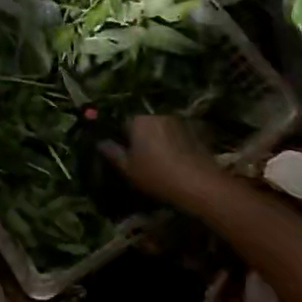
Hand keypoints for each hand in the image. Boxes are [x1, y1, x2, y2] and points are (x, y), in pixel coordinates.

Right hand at [99, 115, 226, 202]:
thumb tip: (100, 142)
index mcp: (138, 121)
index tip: (126, 155)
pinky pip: (178, 137)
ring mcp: (179, 123)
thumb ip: (112, 153)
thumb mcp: (128, 168)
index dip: (123, 139)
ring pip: (162, 130)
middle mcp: (158, 116)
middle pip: (144, 125)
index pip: (123, 124)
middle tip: (142, 159)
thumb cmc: (157, 175)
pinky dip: (175, 145)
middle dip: (142, 138)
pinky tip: (177, 163)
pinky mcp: (196, 133)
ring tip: (161, 162)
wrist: (201, 184)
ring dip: (160, 141)